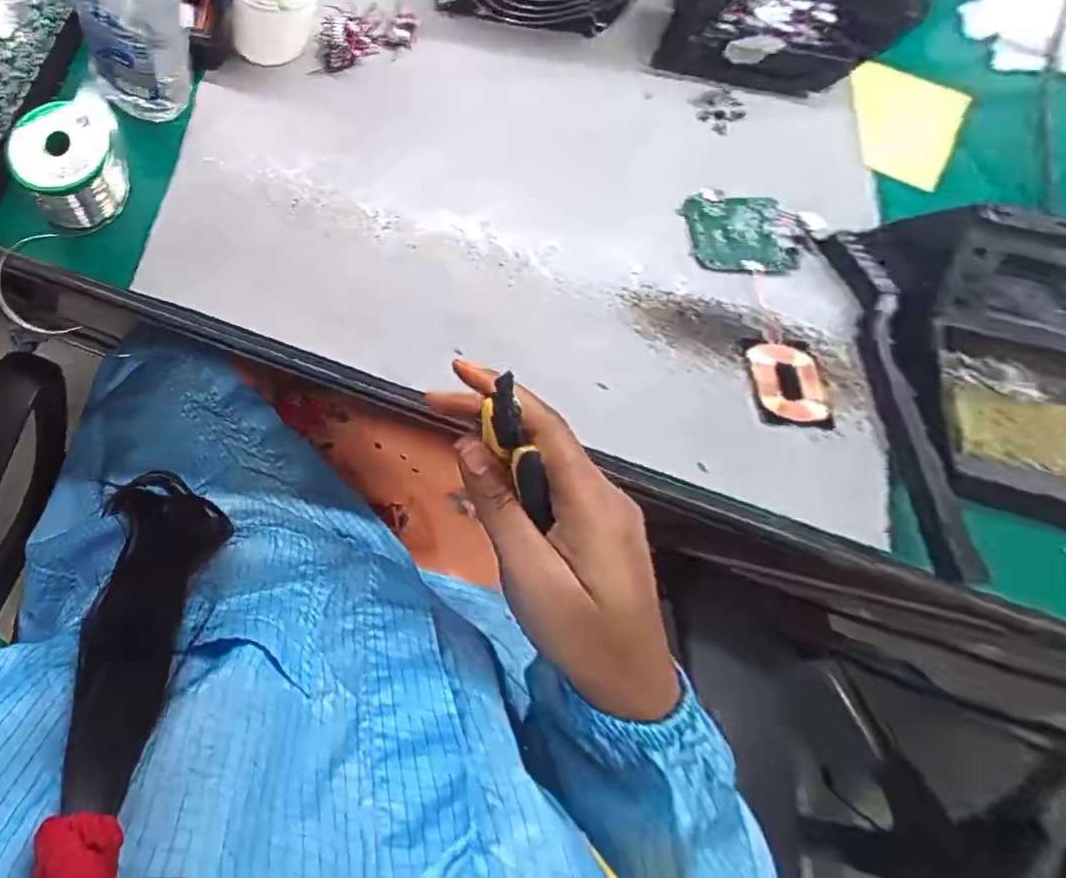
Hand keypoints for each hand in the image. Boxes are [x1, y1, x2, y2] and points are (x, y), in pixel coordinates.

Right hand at [428, 361, 681, 721]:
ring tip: (450, 435)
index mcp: (593, 502)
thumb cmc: (580, 635)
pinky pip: (547, 482)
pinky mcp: (592, 525)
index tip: (458, 373)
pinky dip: (510, 469)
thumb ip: (498, 506)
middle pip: (542, 436)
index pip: (546, 428)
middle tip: (432, 403)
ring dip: (496, 442)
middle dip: (488, 413)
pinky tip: (486, 477)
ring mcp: (600, 510)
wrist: (632, 691)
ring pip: (543, 459)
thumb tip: (466, 445)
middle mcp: (603, 495)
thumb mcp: (529, 572)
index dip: (501, 394)